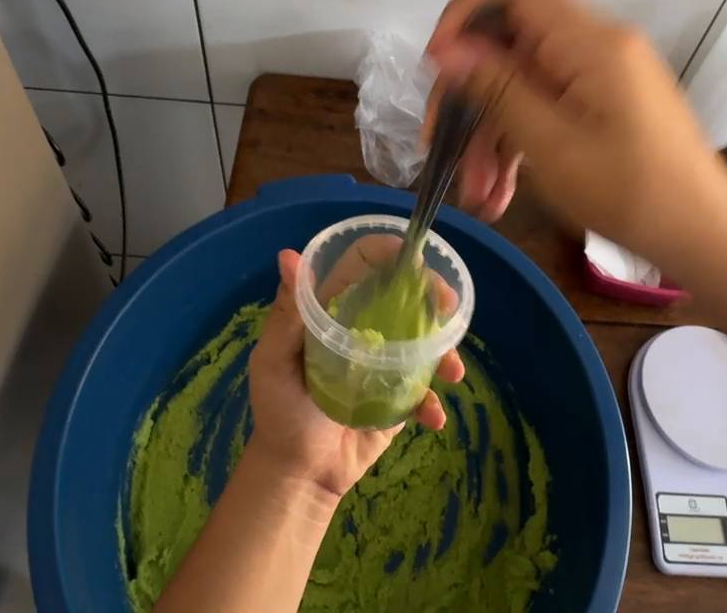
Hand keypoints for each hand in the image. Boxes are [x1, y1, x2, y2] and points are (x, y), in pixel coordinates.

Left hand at [246, 248, 465, 499]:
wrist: (298, 473)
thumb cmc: (279, 410)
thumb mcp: (273, 360)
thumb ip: (286, 313)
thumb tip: (287, 255)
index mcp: (334, 309)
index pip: (364, 264)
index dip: (389, 252)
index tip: (416, 259)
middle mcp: (365, 327)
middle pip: (405, 295)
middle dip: (433, 295)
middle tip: (448, 307)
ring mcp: (386, 363)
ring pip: (425, 340)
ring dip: (446, 349)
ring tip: (452, 370)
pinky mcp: (399, 399)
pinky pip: (424, 392)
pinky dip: (433, 402)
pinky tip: (432, 416)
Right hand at [425, 0, 726, 261]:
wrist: (706, 236)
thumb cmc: (633, 193)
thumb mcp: (552, 144)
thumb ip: (497, 89)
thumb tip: (446, 49)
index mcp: (590, 41)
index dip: (463, 15)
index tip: (434, 66)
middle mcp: (594, 45)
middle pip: (509, 43)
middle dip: (468, 94)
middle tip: (436, 143)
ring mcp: (598, 74)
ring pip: (520, 82)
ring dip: (489, 133)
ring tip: (475, 195)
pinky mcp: (600, 102)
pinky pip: (544, 106)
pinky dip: (517, 143)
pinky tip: (499, 193)